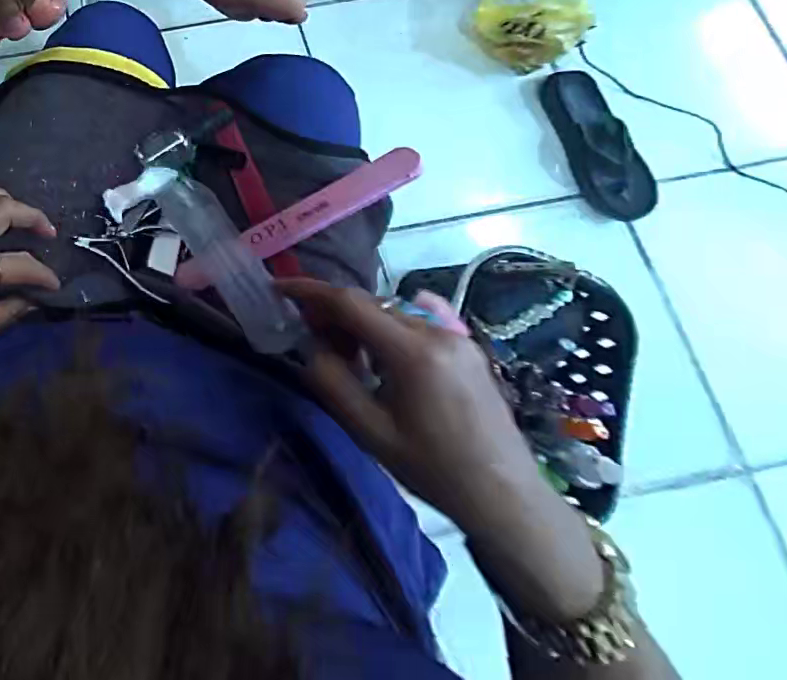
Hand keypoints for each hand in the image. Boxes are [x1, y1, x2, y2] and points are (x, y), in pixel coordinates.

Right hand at [279, 280, 553, 538]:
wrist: (507, 497)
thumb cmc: (434, 469)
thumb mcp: (369, 431)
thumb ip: (331, 381)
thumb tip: (312, 346)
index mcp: (413, 351)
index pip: (350, 302)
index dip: (309, 291)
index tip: (279, 288)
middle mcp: (437, 332)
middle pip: (369, 303)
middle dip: (332, 312)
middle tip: (310, 336)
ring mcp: (457, 336)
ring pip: (390, 310)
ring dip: (360, 321)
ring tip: (346, 354)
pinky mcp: (467, 346)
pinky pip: (417, 319)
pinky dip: (389, 323)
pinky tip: (382, 345)